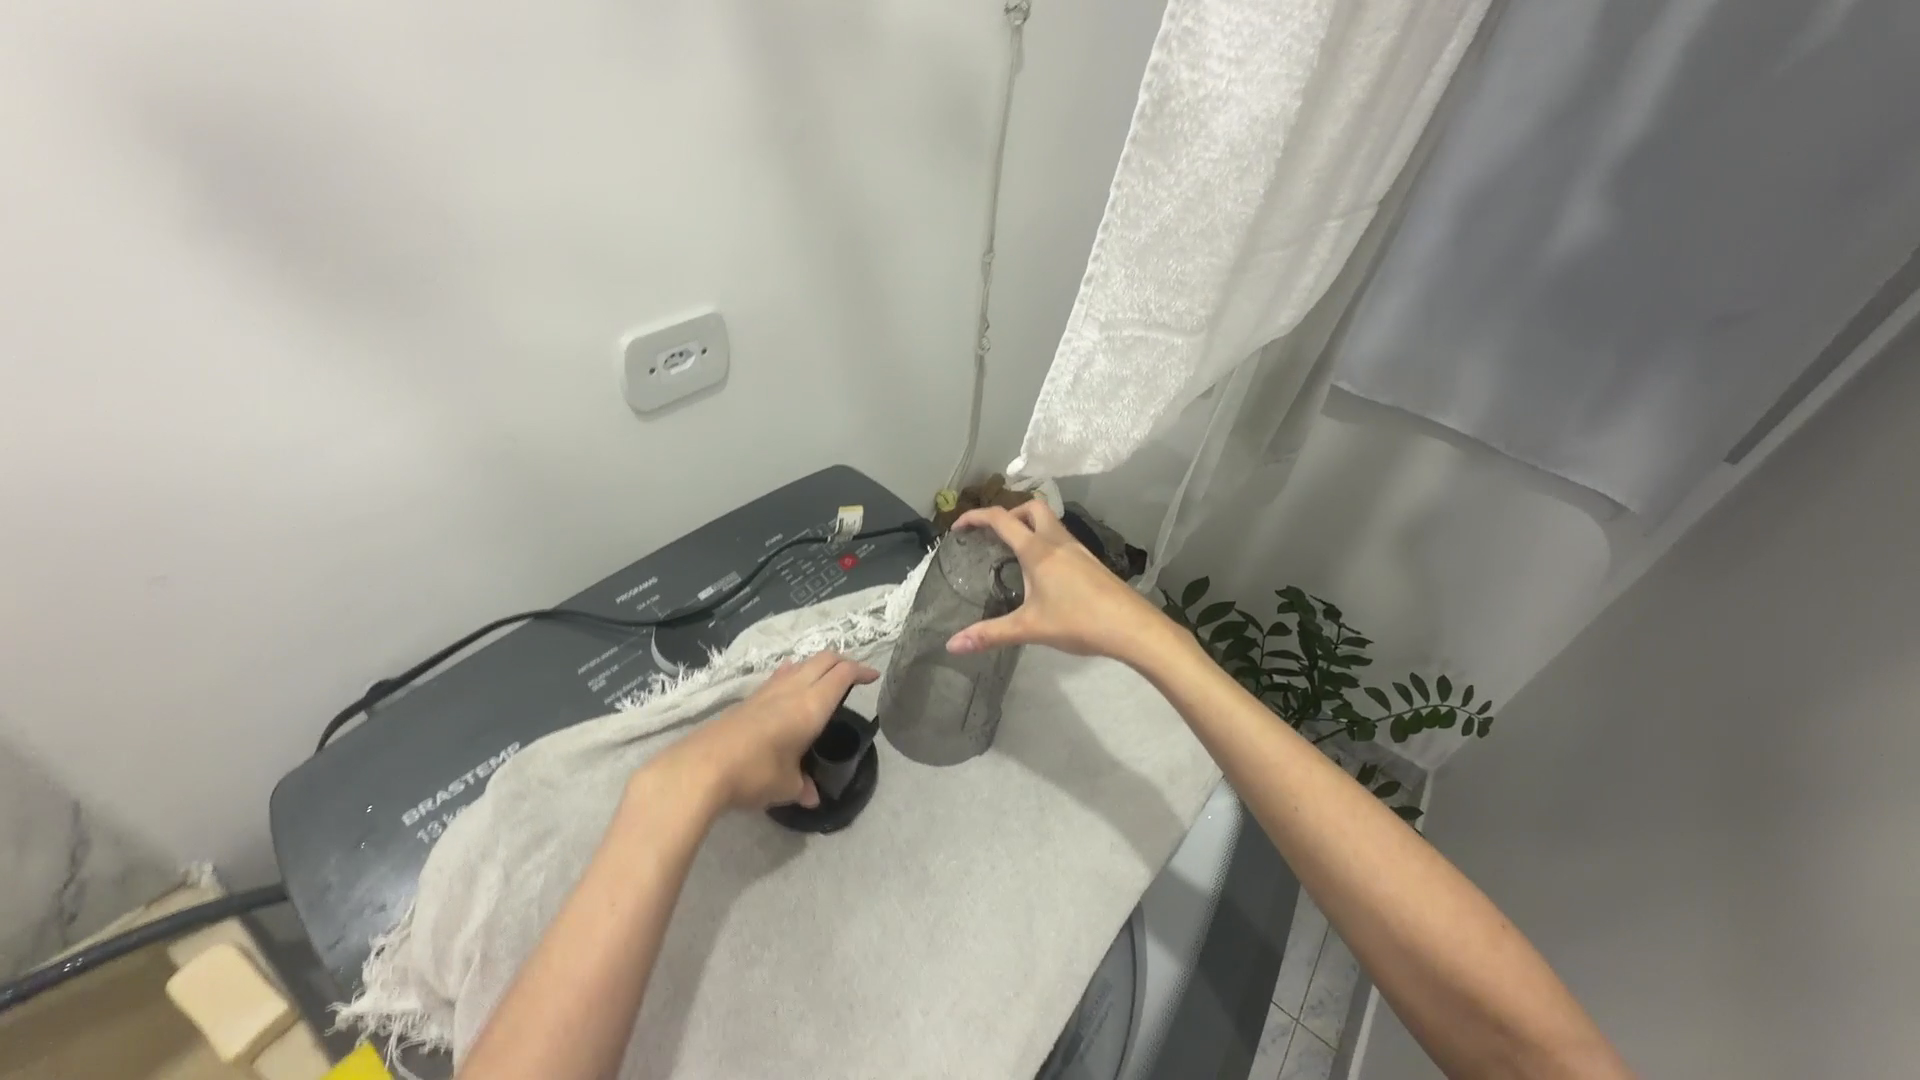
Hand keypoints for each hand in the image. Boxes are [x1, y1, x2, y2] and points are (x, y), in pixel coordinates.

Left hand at [663, 652, 877, 811]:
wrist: (699, 768)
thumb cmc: (754, 774)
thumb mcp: (786, 787)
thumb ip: (803, 787)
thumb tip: (811, 797)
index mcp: (811, 706)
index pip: (842, 674)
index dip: (861, 671)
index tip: (873, 677)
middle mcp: (792, 690)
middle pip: (823, 659)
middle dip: (842, 662)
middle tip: (853, 676)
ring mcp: (766, 692)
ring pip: (800, 664)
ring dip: (816, 666)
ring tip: (824, 681)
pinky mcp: (747, 700)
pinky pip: (779, 676)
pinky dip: (794, 675)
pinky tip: (789, 687)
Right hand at [944, 502, 1175, 665]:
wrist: (1131, 626)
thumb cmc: (1079, 621)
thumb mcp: (1029, 628)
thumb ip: (990, 634)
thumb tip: (952, 645)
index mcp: (1038, 550)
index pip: (1001, 519)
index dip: (975, 517)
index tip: (958, 527)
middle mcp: (1057, 541)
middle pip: (1031, 507)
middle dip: (1009, 513)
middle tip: (994, 536)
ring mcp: (1078, 549)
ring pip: (1050, 522)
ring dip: (1029, 526)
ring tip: (1014, 553)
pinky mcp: (1090, 561)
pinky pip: (1061, 539)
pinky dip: (1045, 542)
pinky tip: (1043, 572)